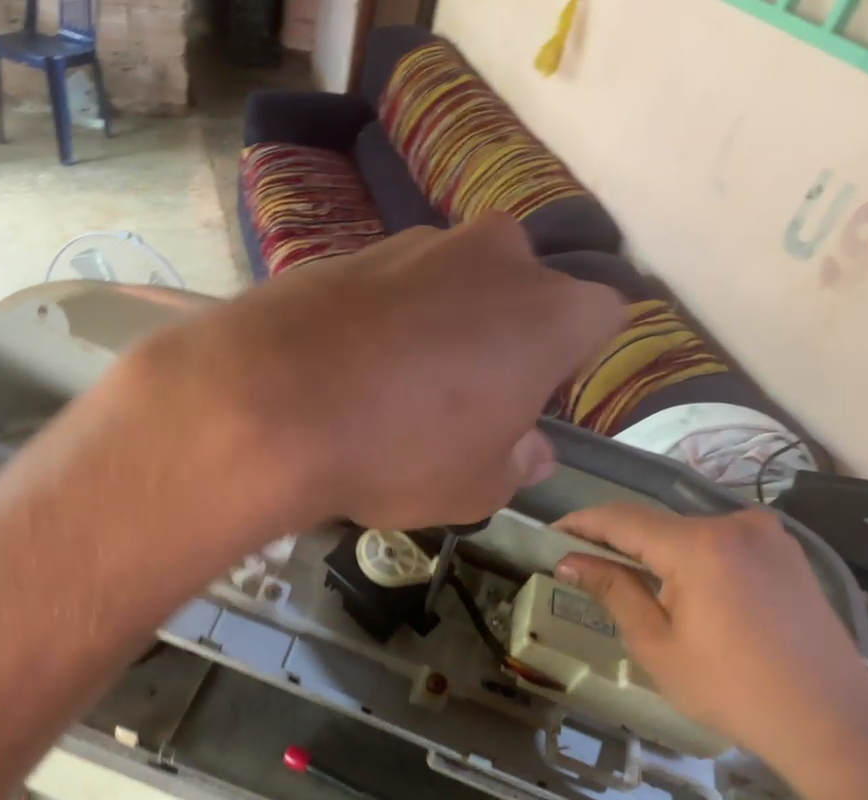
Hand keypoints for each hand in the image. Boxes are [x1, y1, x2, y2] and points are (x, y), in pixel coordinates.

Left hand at [126, 214, 624, 529]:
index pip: (599, 320)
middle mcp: (494, 257)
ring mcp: (416, 243)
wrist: (268, 403)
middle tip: (464, 400)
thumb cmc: (399, 452)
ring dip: (439, 327)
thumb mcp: (474, 488)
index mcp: (550, 312)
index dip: (570, 363)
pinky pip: (389, 289)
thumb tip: (533, 451)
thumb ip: (517, 465)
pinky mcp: (349, 249)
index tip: (533, 401)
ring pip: (451, 286)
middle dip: (504, 337)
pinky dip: (381, 321)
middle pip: (521, 294)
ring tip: (392, 391)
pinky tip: (345, 370)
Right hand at [553, 502, 867, 775]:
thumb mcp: (657, 645)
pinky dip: (693, 561)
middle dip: (618, 543)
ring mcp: (769, 536)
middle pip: (658, 524)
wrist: (832, 721)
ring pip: (691, 534)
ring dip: (657, 553)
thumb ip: (614, 591)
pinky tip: (685, 594)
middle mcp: (736, 524)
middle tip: (583, 568)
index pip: (621, 519)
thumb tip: (571, 560)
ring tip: (632, 587)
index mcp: (699, 544)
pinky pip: (723, 546)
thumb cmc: (733, 689)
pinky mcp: (788, 555)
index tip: (549, 536)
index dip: (580, 524)